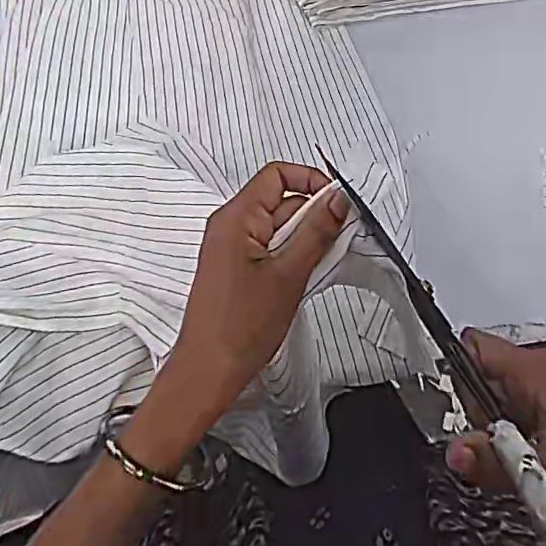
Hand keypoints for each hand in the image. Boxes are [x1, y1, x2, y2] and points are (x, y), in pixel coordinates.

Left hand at [124, 163, 350, 470]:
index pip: (276, 175)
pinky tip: (302, 275)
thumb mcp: (289, 274)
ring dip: (303, 237)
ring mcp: (231, 246)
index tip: (336, 198)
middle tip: (335, 237)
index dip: (310, 179)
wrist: (209, 371)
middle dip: (311, 214)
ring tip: (317, 264)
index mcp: (235, 218)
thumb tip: (335, 200)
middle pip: (279, 199)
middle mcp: (229, 225)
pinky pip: (269, 245)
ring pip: (277, 225)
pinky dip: (291, 254)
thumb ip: (316, 231)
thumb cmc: (236, 329)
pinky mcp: (236, 265)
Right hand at [445, 331, 545, 545]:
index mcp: (538, 372)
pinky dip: (512, 439)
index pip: (472, 346)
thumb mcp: (539, 482)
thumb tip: (453, 450)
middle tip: (501, 449)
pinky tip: (532, 466)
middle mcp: (543, 372)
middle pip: (480, 375)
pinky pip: (512, 412)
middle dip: (478, 414)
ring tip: (523, 464)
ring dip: (497, 432)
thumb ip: (487, 462)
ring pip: (495, 398)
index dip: (456, 375)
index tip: (455, 407)